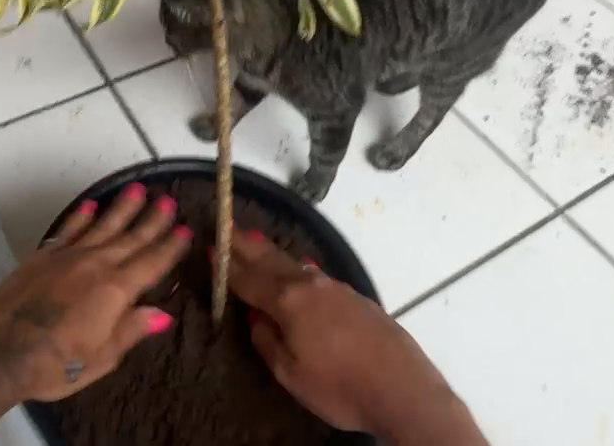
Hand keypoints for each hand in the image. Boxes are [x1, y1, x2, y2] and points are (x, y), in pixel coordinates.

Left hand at [0, 182, 191, 403]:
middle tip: (168, 201)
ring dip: (122, 208)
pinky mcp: (44, 255)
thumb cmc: (56, 364)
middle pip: (131, 239)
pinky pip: (68, 230)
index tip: (185, 230)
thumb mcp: (102, 359)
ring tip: (137, 190)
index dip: (170, 247)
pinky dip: (81, 217)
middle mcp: (96, 265)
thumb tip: (163, 313)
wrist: (1, 352)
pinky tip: (90, 206)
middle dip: (152, 221)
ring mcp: (69, 256)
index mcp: (115, 291)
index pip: (151, 264)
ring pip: (102, 226)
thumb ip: (131, 330)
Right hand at [232, 233, 485, 444]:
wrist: (402, 387)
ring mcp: (333, 286)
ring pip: (292, 263)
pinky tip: (295, 269)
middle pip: (269, 260)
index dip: (227, 266)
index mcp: (287, 301)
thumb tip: (255, 317)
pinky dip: (293, 266)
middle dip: (245, 244)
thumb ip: (268, 342)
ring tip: (253, 240)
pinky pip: (313, 274)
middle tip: (226, 225)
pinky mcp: (353, 295)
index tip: (210, 247)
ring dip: (269, 252)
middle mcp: (308, 284)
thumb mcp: (292, 375)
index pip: (248, 279)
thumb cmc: (341, 387)